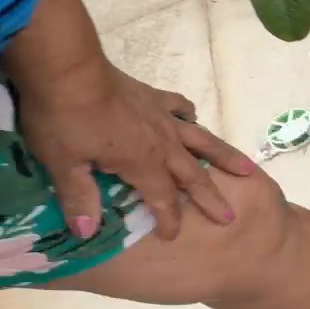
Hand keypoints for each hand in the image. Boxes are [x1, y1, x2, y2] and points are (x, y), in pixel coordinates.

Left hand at [17, 61, 253, 240]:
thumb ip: (79, 198)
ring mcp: (164, 119)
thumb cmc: (63, 120)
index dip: (169, 219)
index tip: (173, 235)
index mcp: (143, 163)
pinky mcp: (156, 99)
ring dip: (224, 158)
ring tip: (246, 170)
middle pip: (193, 176)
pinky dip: (190, 117)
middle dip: (211, 198)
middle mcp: (164, 144)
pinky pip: (181, 109)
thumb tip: (87, 232)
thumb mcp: (63, 165)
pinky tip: (192, 120)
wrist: (69, 72)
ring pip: (203, 142)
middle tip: (228, 216)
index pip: (162, 198)